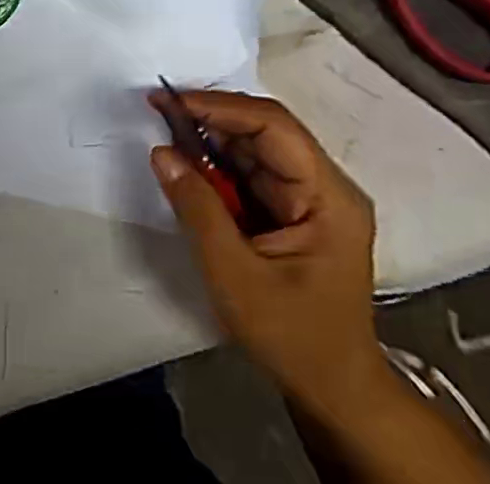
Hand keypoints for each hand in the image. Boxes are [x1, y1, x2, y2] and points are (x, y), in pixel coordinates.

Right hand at [148, 90, 381, 408]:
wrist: (332, 388)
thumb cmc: (291, 334)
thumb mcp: (233, 272)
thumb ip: (196, 207)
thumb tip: (161, 152)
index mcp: (328, 197)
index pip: (274, 127)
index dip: (219, 107)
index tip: (169, 101)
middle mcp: (324, 188)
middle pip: (265, 131)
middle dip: (210, 117)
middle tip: (157, 108)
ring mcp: (308, 199)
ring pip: (254, 148)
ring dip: (208, 138)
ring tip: (163, 128)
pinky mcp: (290, 212)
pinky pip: (249, 172)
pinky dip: (214, 163)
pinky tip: (185, 160)